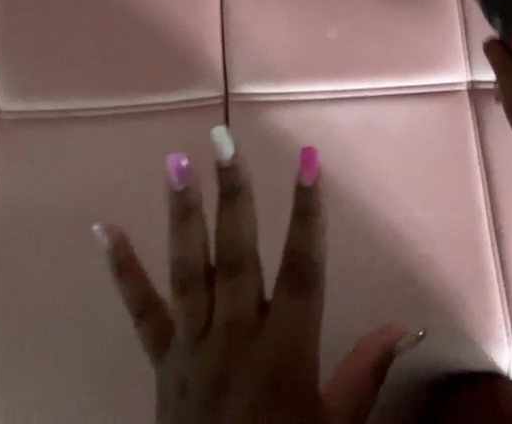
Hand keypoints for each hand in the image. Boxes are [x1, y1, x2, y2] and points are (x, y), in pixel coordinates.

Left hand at [96, 127, 420, 423]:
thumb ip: (367, 372)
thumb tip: (408, 326)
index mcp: (286, 350)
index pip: (303, 268)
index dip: (308, 213)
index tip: (309, 159)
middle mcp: (237, 337)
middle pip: (238, 255)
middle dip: (234, 194)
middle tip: (222, 139)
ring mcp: (193, 346)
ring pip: (188, 271)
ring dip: (182, 215)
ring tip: (175, 162)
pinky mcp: (162, 361)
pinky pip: (140, 312)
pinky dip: (121, 270)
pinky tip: (103, 229)